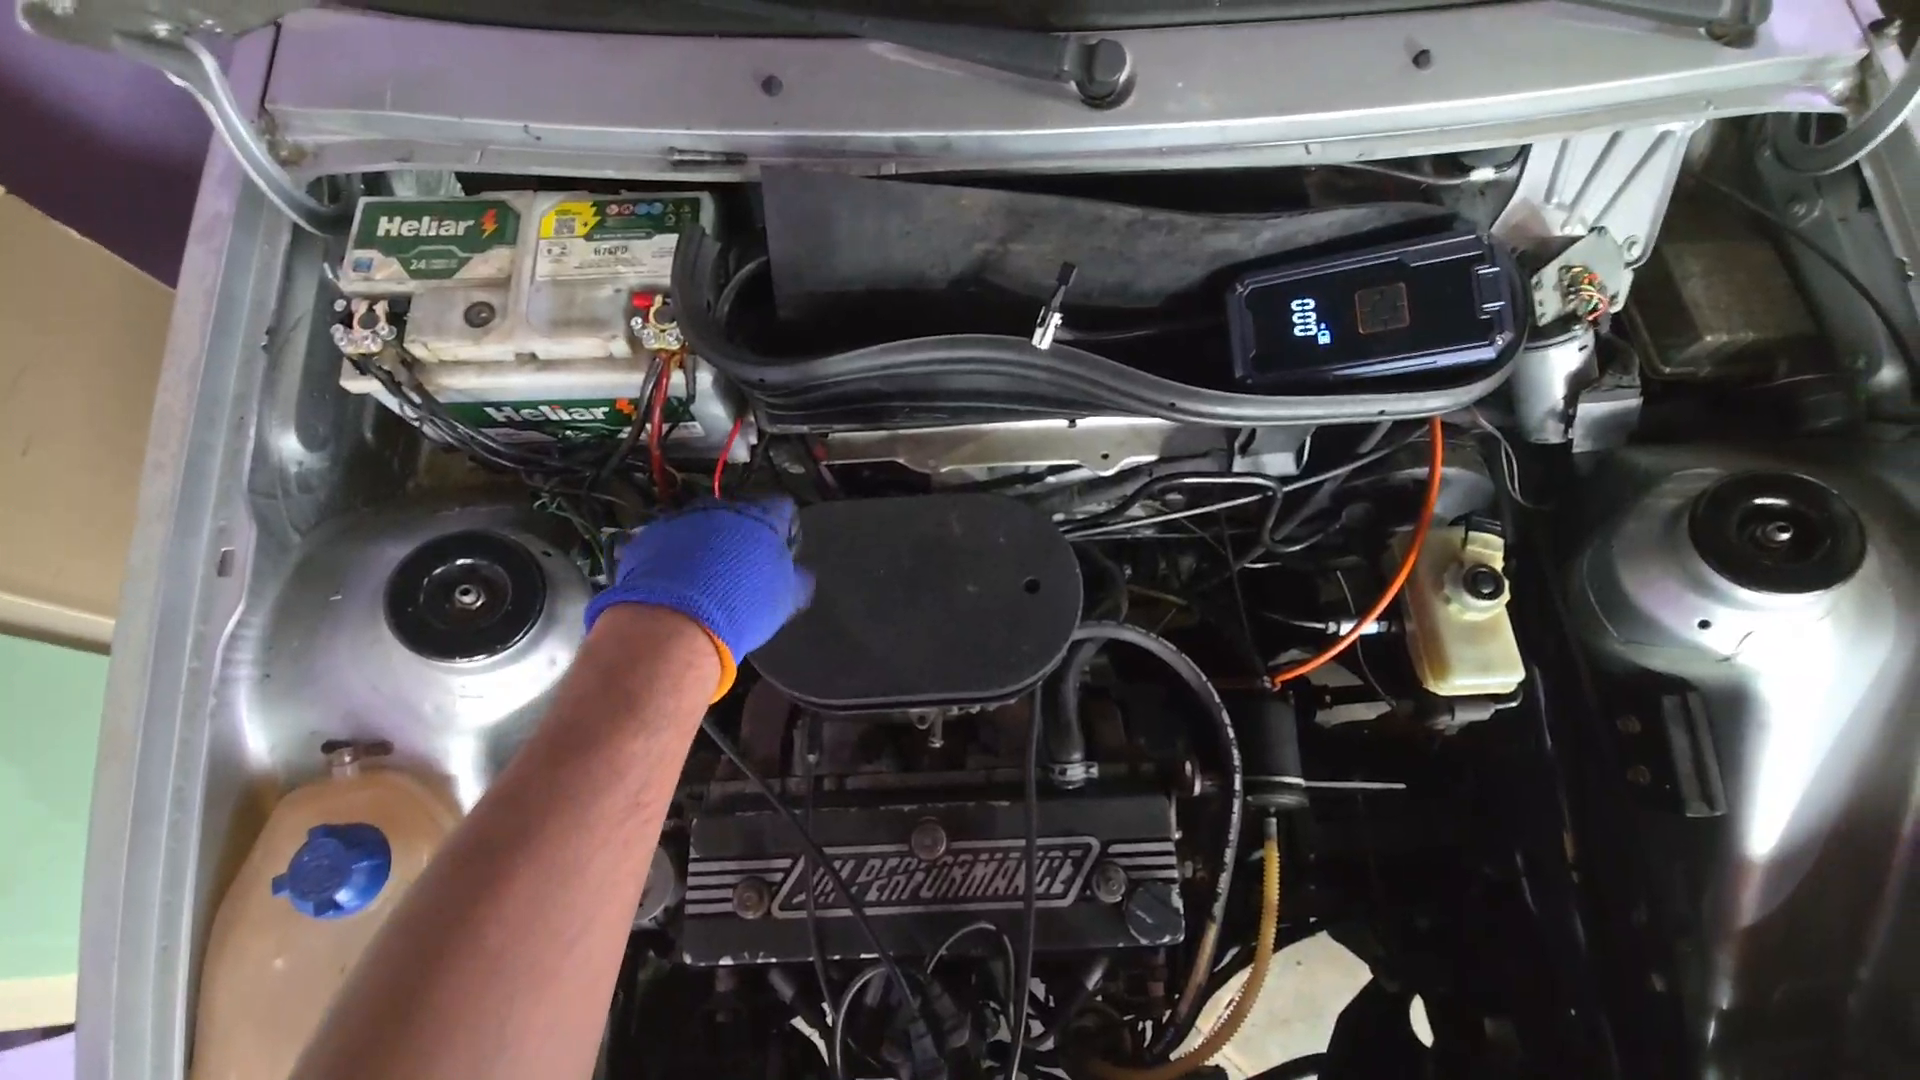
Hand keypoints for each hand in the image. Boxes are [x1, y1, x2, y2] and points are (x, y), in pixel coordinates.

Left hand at [584, 498, 812, 696]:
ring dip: (704, 543)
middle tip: (740, 566)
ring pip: (698, 524)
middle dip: (740, 534)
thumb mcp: (786, 599)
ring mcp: (681, 519)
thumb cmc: (744, 607)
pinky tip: (673, 584)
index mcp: (762, 518)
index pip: (782, 507)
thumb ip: (798, 580)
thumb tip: (801, 574)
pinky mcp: (648, 537)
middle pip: (737, 514)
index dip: (783, 527)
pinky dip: (671, 556)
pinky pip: (666, 541)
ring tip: (702, 578)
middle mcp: (721, 509)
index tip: (780, 547)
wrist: (677, 622)